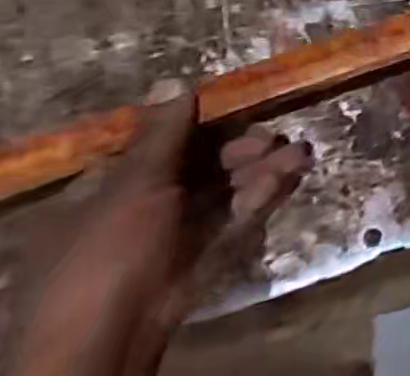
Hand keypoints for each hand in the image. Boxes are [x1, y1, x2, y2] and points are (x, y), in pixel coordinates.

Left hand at [10, 88, 310, 375]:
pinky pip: (246, 209)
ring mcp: (182, 226)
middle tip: (272, 140)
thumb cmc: (107, 251)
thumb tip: (176, 80)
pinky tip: (295, 176)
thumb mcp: (133, 186)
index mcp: (110, 189)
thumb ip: (164, 134)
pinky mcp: (213, 244)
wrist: (112, 330)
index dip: (200, 126)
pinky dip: (270, 191)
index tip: (239, 106)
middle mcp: (146, 203)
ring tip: (301, 155)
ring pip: (233, 184)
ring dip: (267, 167)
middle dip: (245, 148)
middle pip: (206, 162)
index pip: (162, 146)